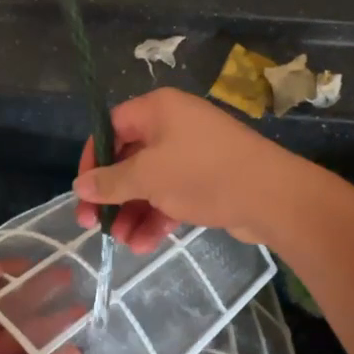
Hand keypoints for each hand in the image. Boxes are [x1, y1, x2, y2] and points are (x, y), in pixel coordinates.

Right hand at [73, 87, 329, 250]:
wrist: (274, 196)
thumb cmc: (204, 174)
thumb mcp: (149, 177)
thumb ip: (110, 182)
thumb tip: (79, 185)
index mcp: (158, 109)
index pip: (111, 127)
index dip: (93, 158)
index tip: (83, 190)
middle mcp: (173, 125)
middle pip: (129, 158)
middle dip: (113, 194)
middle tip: (94, 225)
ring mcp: (192, 153)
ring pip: (150, 182)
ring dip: (134, 212)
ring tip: (124, 243)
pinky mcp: (208, 179)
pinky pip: (172, 194)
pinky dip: (157, 216)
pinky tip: (144, 244)